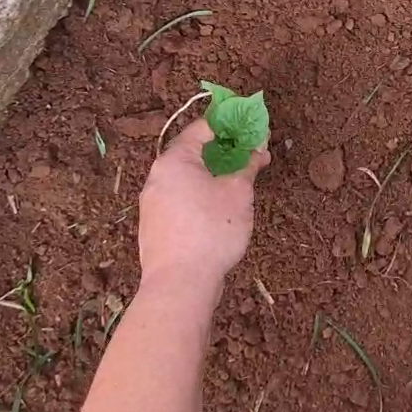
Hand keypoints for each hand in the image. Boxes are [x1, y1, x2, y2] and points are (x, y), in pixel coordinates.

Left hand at [138, 117, 269, 291]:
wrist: (180, 285)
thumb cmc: (212, 230)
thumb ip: (248, 164)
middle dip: (225, 152)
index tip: (253, 129)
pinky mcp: (155, 227)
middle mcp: (157, 177)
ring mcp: (152, 204)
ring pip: (188, 177)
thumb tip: (258, 149)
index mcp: (174, 161)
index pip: (202, 128)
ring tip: (241, 181)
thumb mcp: (239, 191)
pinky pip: (181, 198)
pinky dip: (202, 194)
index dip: (230, 125)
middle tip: (252, 155)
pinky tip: (222, 208)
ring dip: (214, 174)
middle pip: (194, 153)